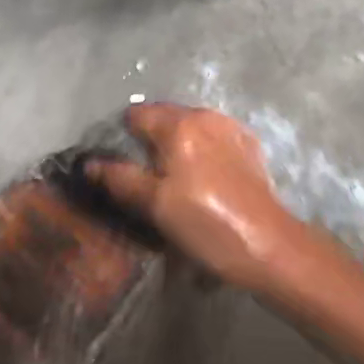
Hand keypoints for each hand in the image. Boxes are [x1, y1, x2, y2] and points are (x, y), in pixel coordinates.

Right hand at [87, 103, 298, 287]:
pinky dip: (202, 152)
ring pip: (188, 128)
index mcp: (178, 124)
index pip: (135, 114)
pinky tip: (206, 182)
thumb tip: (89, 164)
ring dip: (177, 146)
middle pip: (162, 117)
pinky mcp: (249, 146)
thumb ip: (120, 179)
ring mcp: (230, 128)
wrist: (274, 249)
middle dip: (151, 142)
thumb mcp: (155, 206)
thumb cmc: (208, 225)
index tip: (123, 167)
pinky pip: (212, 138)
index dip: (123, 138)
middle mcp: (203, 115)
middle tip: (148, 180)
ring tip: (178, 183)